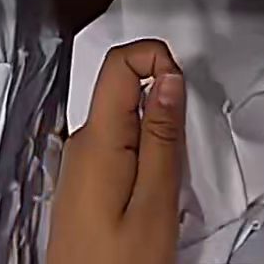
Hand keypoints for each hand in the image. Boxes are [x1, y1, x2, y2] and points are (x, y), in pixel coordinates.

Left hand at [48, 40, 186, 263]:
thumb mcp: (155, 205)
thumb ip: (163, 135)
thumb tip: (169, 78)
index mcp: (97, 140)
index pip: (120, 62)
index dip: (155, 58)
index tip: (181, 86)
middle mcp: (82, 143)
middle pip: (125, 86)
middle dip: (161, 100)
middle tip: (182, 144)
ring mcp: (81, 163)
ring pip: (125, 116)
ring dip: (155, 130)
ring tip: (170, 176)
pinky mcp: (86, 181)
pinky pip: (119, 142)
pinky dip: (144, 150)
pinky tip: (154, 189)